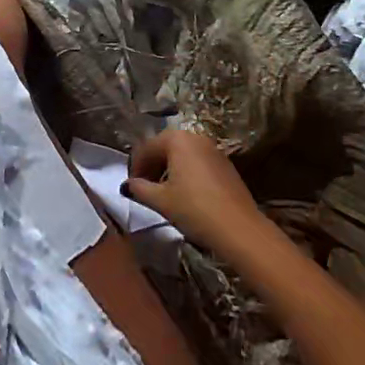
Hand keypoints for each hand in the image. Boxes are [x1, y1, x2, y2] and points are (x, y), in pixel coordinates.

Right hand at [124, 129, 273, 257]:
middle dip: (152, 166)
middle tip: (143, 189)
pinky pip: (197, 162)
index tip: (130, 186)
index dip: (135, 167)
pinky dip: (185, 173)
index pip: (147, 147)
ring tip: (161, 193)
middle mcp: (196, 137)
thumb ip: (140, 189)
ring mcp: (213, 149)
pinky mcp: (224, 164)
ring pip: (182, 155)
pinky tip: (183, 194)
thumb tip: (127, 185)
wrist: (237, 226)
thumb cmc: (194, 208)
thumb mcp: (161, 200)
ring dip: (168, 170)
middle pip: (165, 147)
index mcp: (177, 139)